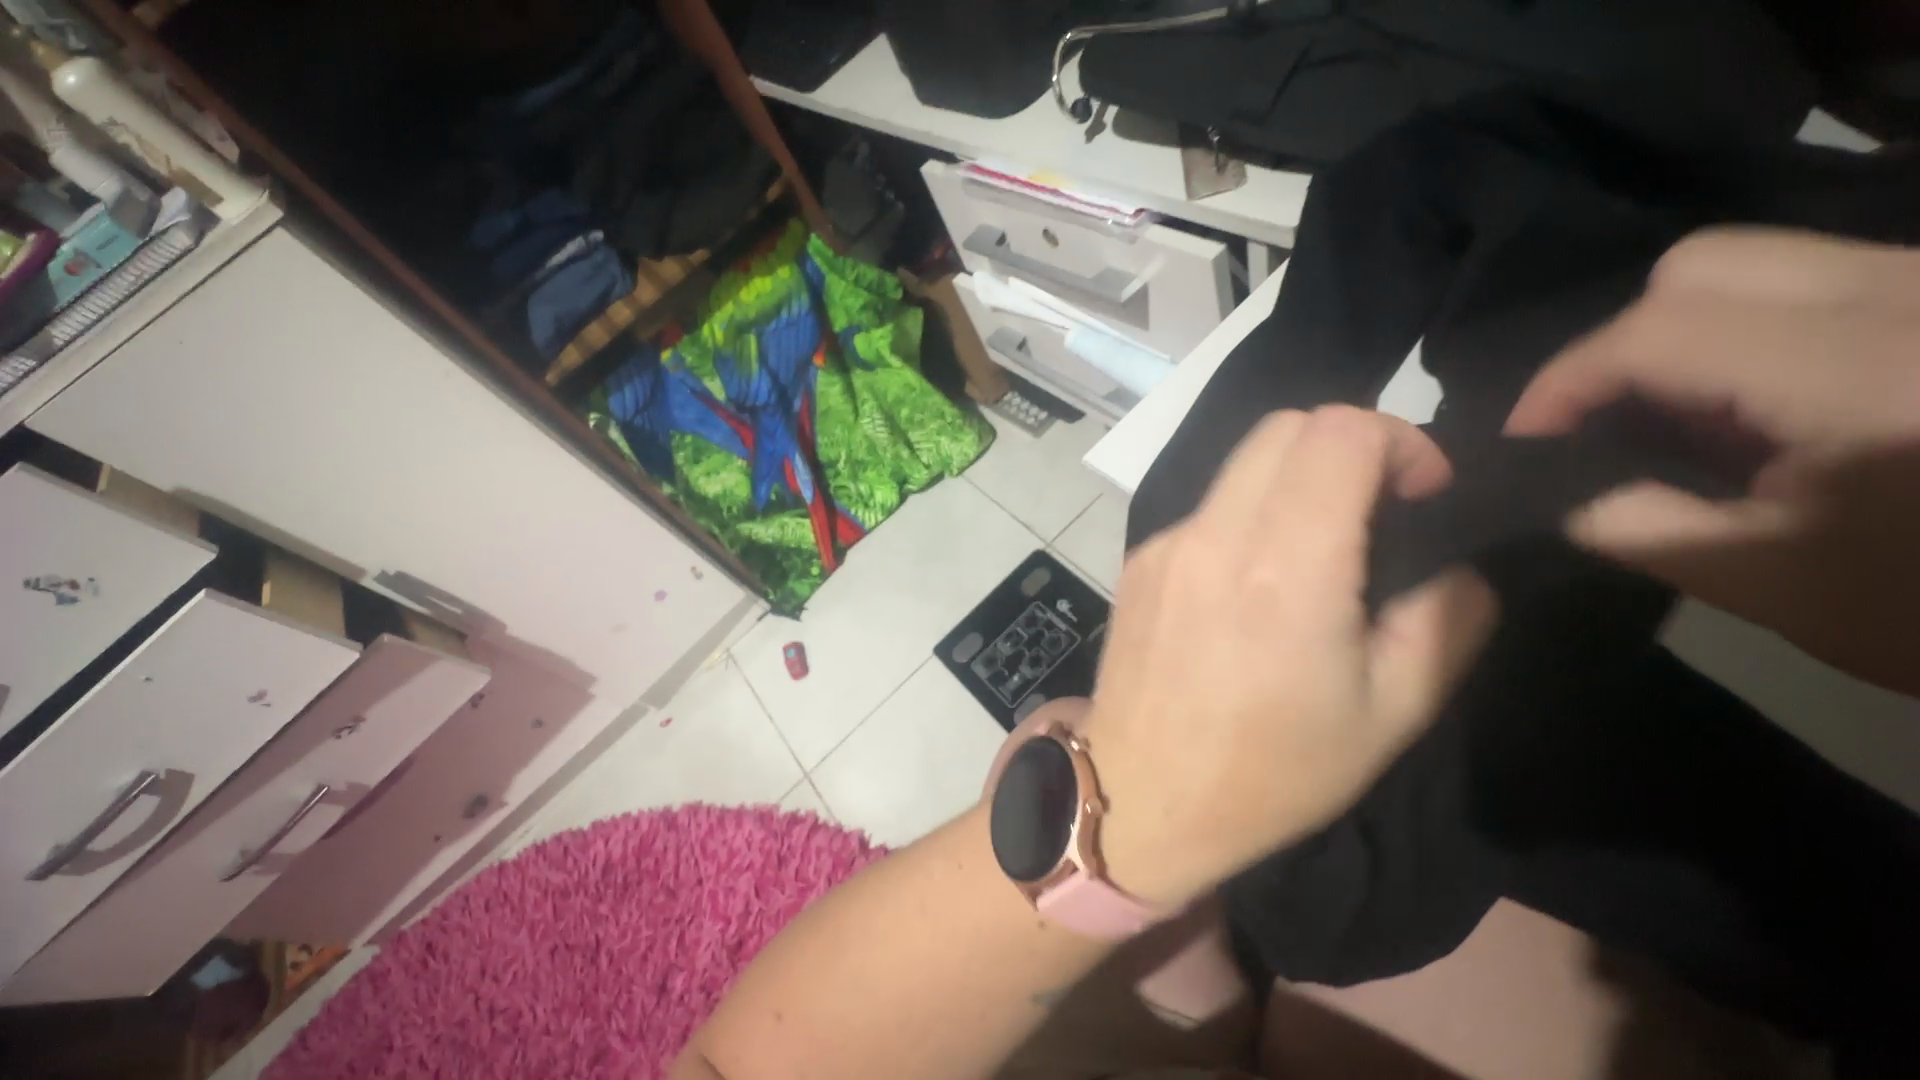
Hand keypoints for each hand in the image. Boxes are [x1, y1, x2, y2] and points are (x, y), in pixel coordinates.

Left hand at [1084, 406, 1497, 908]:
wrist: (1144, 799)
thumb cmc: (1273, 772)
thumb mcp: (1393, 712)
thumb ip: (1447, 618)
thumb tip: (1457, 560)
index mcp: (1286, 567)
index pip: (1341, 431)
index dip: (1399, 442)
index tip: (1421, 497)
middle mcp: (1215, 535)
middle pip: (1286, 426)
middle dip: (1348, 448)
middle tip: (1379, 513)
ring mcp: (1166, 543)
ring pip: (1242, 462)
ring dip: (1295, 480)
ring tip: (1320, 548)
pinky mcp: (1138, 560)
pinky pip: (1207, 507)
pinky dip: (1248, 515)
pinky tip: (1255, 582)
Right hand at [1506, 227, 1919, 694]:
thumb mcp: (1769, 583)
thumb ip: (1632, 526)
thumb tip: (1544, 494)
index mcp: (1856, 373)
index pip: (1653, 332)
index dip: (1560, 386)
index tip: (1525, 449)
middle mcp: (1902, 299)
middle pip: (1698, 267)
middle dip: (1617, 345)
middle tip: (1599, 427)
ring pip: (1753, 268)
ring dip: (1677, 339)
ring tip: (1676, 426)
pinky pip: (1810, 288)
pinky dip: (1742, 339)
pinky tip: (1750, 415)